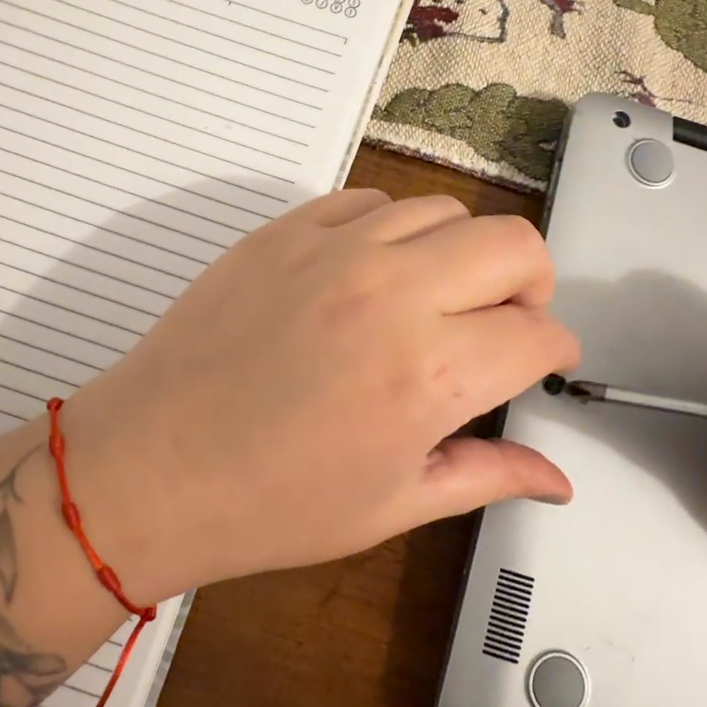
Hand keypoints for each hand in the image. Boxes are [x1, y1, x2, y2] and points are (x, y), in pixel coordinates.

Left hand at [58, 190, 578, 602]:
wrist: (148, 469)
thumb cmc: (270, 504)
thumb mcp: (392, 504)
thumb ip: (487, 476)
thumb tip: (558, 480)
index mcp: (430, 373)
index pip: (539, 334)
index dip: (555, 352)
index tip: (542, 364)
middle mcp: (394, 292)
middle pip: (515, 244)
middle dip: (532, 284)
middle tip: (503, 325)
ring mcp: (335, 249)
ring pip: (445, 212)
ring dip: (462, 254)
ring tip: (435, 299)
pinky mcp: (285, 229)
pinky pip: (370, 201)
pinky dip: (392, 231)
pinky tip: (371, 275)